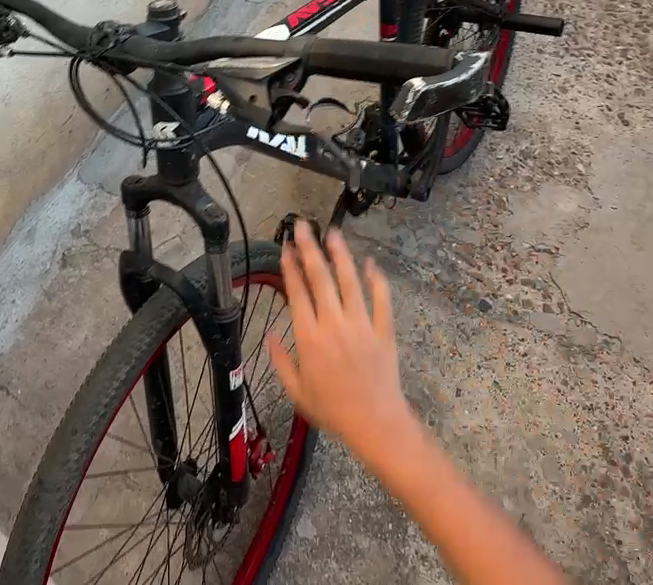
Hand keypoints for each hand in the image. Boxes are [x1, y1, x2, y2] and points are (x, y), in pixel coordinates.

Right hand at [267, 219, 417, 463]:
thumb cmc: (333, 411)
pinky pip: (381, 300)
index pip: (297, 293)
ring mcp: (361, 325)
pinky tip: (370, 263)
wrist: (376, 425)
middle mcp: (334, 325)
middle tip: (303, 227)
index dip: (290, 268)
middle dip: (310, 249)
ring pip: (350, 282)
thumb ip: (282, 361)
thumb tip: (269, 336)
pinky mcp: (383, 331)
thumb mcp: (297, 391)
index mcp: (309, 338)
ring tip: (333, 233)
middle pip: (320, 279)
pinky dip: (376, 280)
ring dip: (341, 256)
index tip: (285, 248)